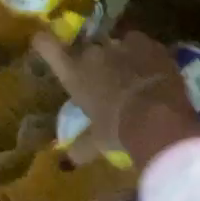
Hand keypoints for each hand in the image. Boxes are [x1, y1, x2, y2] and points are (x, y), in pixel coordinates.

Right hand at [32, 31, 199, 170]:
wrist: (157, 117)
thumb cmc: (117, 129)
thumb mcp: (97, 141)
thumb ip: (82, 147)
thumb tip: (70, 160)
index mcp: (74, 74)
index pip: (47, 47)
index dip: (44, 43)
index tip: (42, 40)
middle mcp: (93, 54)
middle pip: (88, 48)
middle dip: (95, 60)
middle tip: (105, 78)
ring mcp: (122, 46)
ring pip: (116, 43)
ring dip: (121, 55)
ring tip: (131, 73)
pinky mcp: (150, 44)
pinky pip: (142, 44)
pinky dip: (145, 55)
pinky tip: (152, 69)